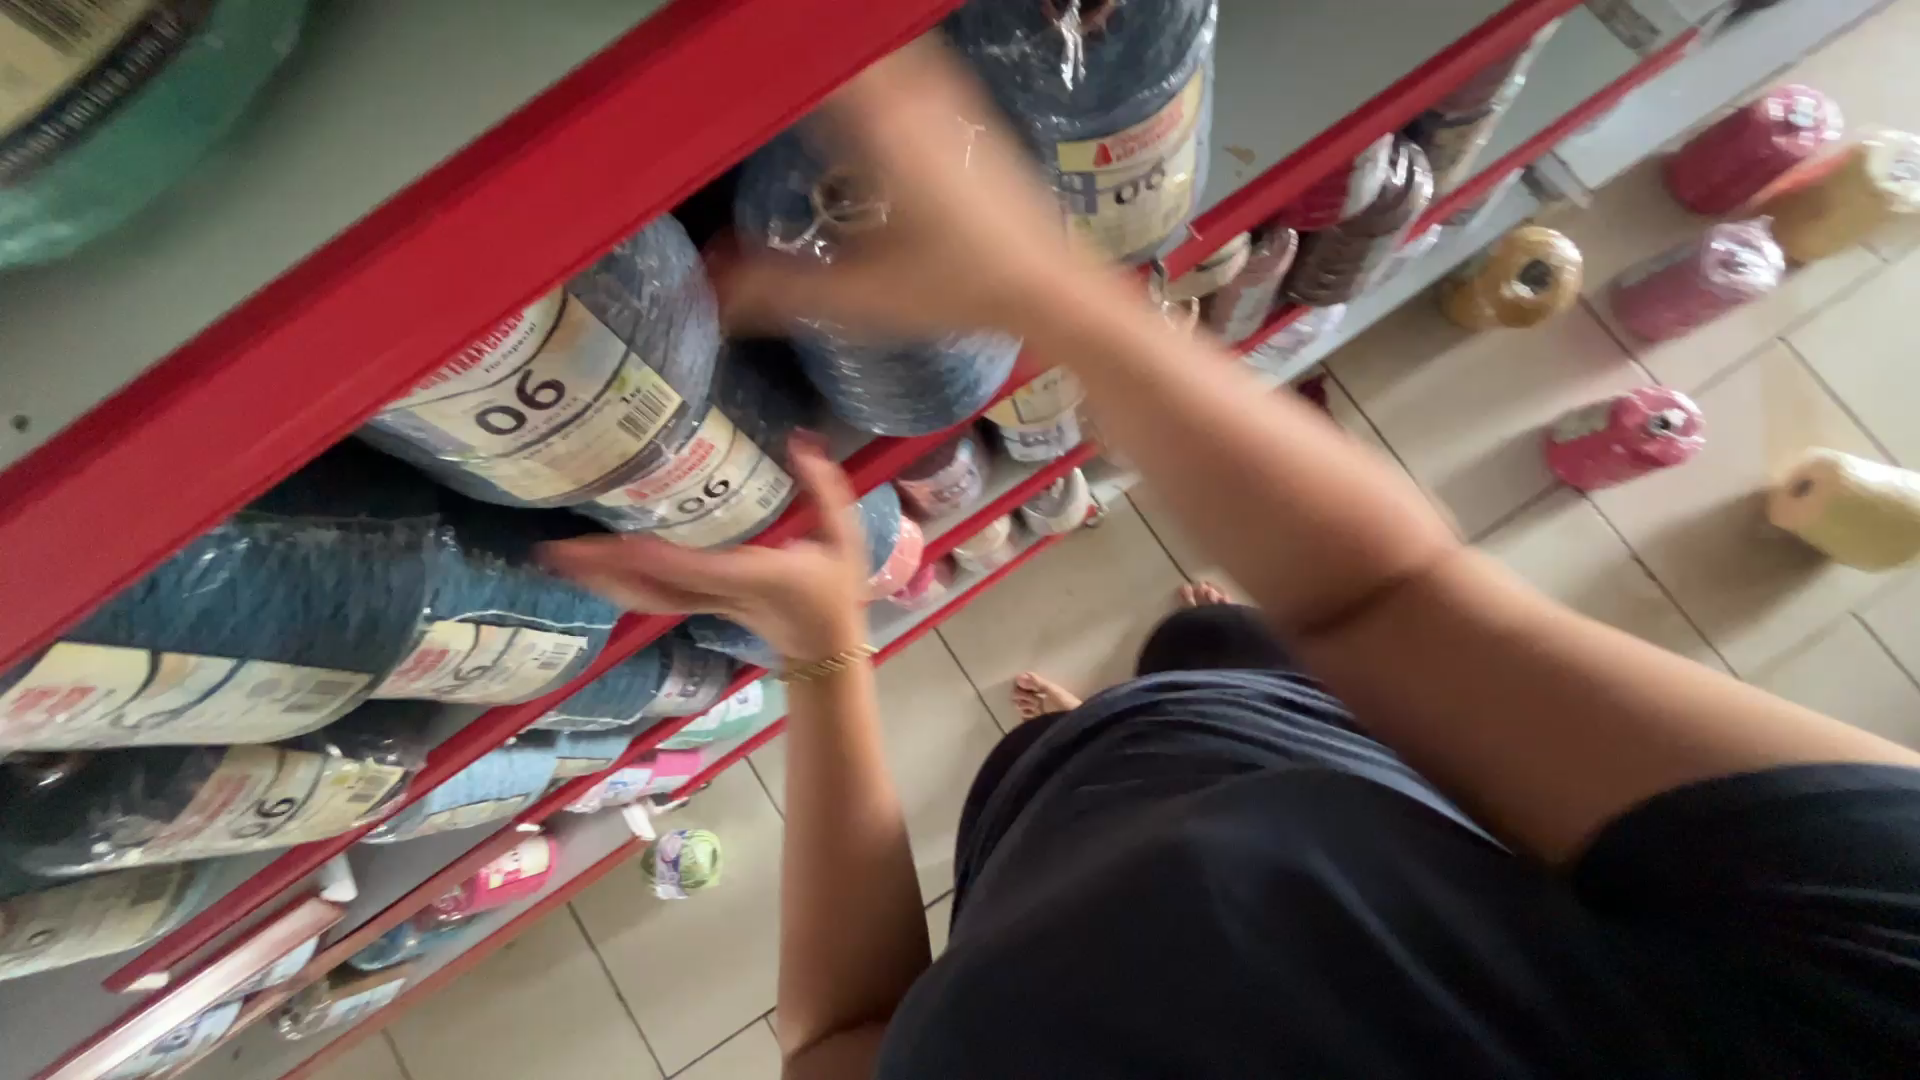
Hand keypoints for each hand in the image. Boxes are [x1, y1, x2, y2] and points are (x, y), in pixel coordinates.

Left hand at [537, 435, 869, 664]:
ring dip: (600, 580)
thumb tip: (801, 440)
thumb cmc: (834, 591)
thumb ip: (824, 489)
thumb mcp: (842, 538)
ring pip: (645, 597)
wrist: (825, 647)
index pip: (698, 568)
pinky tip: (591, 572)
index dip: (655, 558)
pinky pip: (650, 598)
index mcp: (755, 576)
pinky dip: (616, 586)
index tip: (617, 538)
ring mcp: (705, 606)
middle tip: (554, 549)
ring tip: (556, 557)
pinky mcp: (698, 608)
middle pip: (652, 586)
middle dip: (604, 570)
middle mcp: (721, 594)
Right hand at [718, 37, 1123, 343]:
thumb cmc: (961, 288)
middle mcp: (913, 94)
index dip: (759, 42)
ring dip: (827, 43)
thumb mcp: (863, 297)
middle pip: (835, 34)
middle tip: (737, 42)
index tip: (722, 45)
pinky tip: (851, 77)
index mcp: (882, 127)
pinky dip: (864, 56)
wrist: (1047, 283)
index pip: (806, 54)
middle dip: (785, 40)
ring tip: (781, 50)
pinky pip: (902, 58)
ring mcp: (943, 96)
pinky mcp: (962, 109)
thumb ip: (780, 289)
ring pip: (871, 41)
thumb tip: (706, 288)